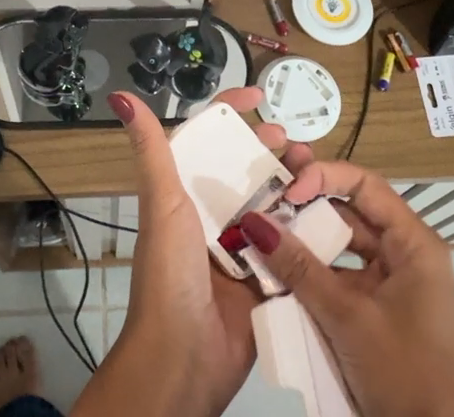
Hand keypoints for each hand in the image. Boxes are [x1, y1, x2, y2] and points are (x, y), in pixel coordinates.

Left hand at [70, 87, 288, 416]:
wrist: (184, 356)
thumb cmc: (169, 273)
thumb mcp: (162, 204)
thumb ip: (151, 151)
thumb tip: (122, 97)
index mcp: (186, 194)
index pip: (209, 139)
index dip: (231, 112)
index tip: (259, 97)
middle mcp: (215, 215)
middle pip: (250, 168)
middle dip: (274, 150)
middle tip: (298, 145)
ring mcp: (244, 246)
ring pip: (275, 202)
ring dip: (297, 184)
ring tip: (318, 173)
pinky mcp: (268, 276)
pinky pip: (292, 243)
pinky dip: (309, 226)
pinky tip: (331, 210)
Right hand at [238, 160, 453, 416]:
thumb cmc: (405, 370)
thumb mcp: (347, 316)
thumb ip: (299, 268)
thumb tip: (253, 222)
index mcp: (414, 243)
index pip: (364, 184)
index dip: (323, 177)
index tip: (285, 192)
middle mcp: (405, 256)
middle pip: (350, 215)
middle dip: (305, 212)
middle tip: (260, 210)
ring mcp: (392, 288)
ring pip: (341, 251)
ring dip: (304, 248)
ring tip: (260, 241)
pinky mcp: (378, 316)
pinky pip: (340, 283)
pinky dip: (311, 280)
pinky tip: (276, 280)